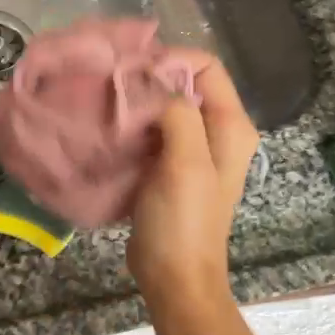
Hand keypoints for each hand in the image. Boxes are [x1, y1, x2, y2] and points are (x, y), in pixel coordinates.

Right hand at [127, 52, 260, 306]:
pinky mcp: (167, 163)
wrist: (173, 274)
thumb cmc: (184, 221)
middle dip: (148, 76)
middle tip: (110, 83)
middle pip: (183, 83)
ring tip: (103, 102)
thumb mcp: (185, 163)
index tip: (131, 72)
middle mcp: (216, 131)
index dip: (170, 60)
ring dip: (135, 100)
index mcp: (231, 127)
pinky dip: (130, 121)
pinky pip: (149, 128)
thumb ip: (178, 114)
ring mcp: (191, 149)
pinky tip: (107, 126)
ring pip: (163, 104)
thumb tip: (150, 80)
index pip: (206, 67)